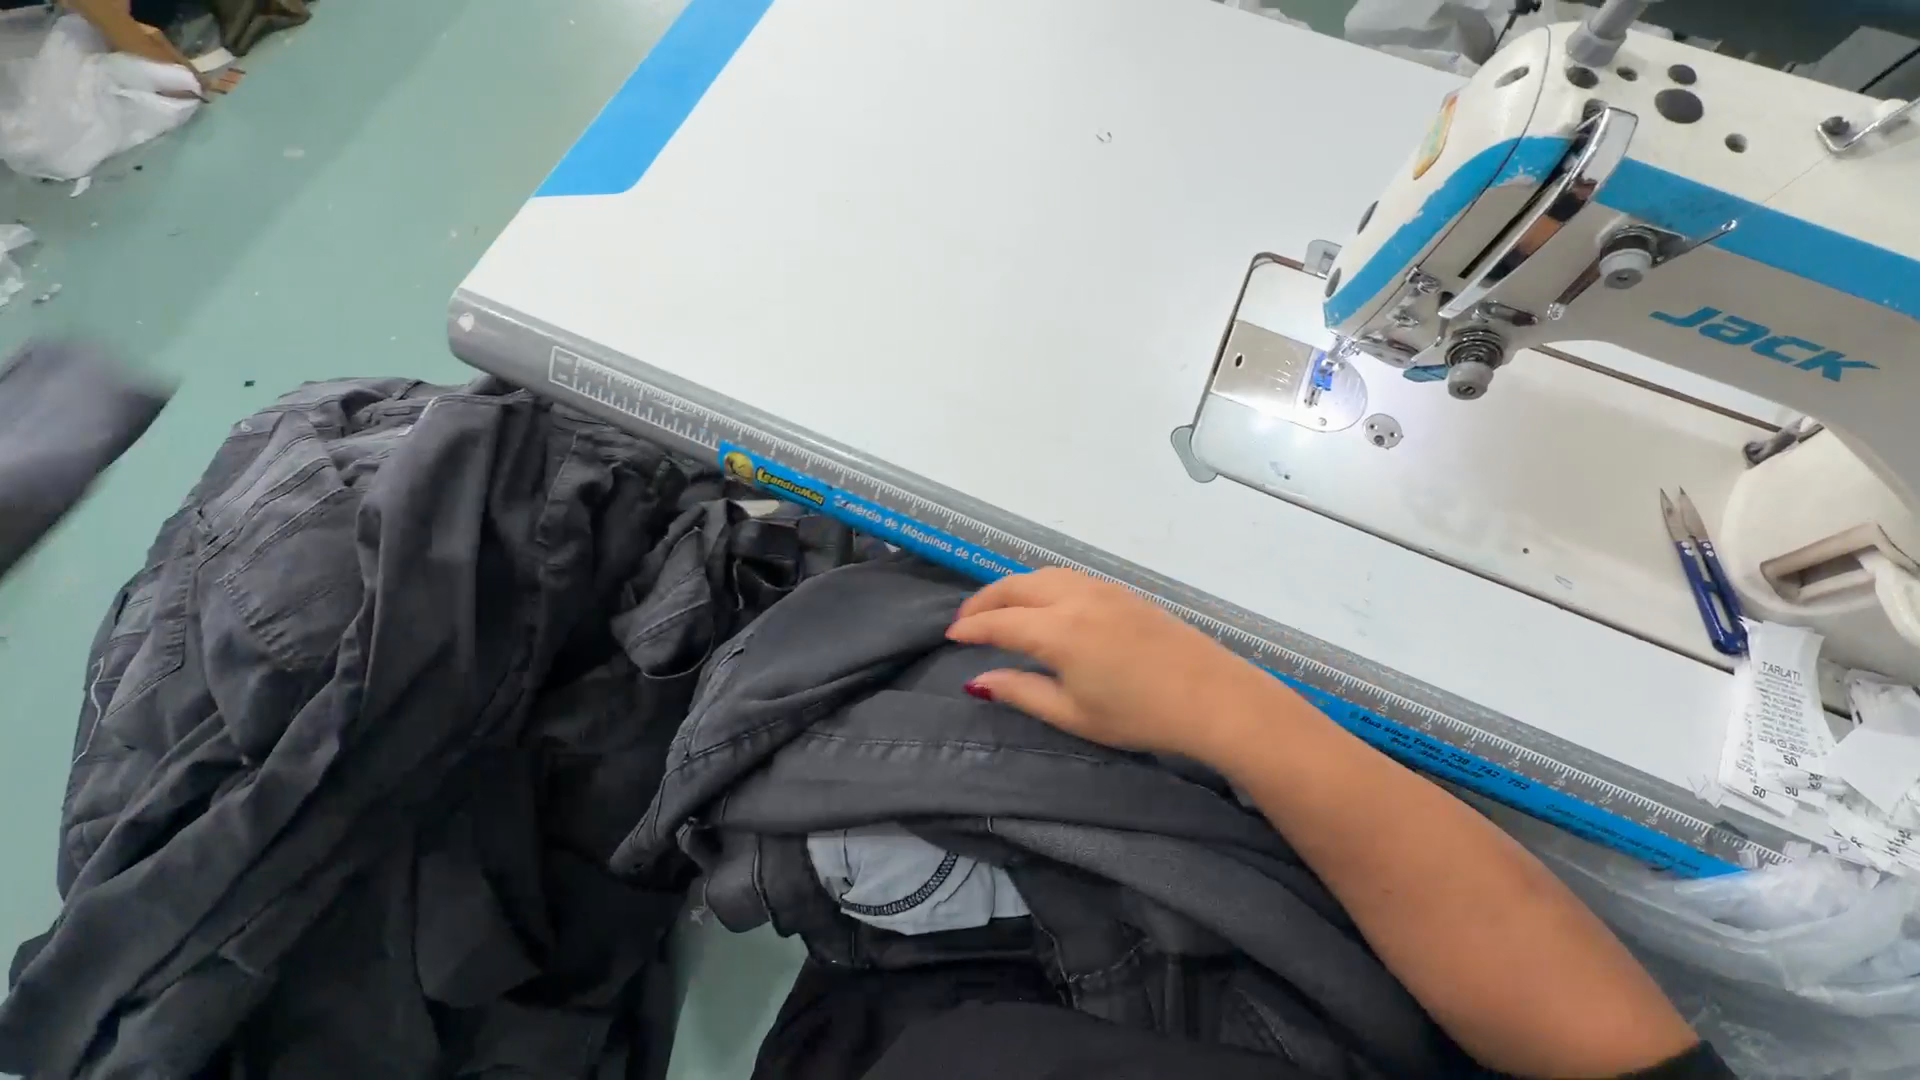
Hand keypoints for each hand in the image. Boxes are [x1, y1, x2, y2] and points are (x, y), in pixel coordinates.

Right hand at [945, 568, 1301, 762]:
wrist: (1212, 697)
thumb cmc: (1139, 715)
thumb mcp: (1073, 714)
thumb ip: (1022, 692)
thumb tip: (978, 681)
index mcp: (1057, 631)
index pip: (998, 622)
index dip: (970, 628)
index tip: (950, 636)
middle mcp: (1074, 599)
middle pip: (1015, 587)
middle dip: (984, 601)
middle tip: (965, 621)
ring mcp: (1101, 589)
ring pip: (1042, 576)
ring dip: (1012, 588)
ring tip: (999, 609)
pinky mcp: (1122, 592)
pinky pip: (1066, 577)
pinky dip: (1040, 584)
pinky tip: (1043, 603)